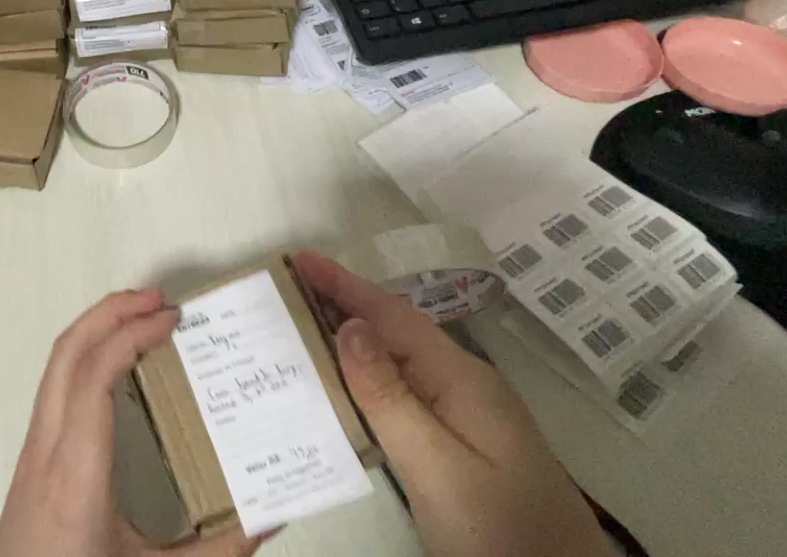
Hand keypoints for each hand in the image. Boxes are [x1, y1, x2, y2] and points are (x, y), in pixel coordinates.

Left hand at [0, 289, 269, 556]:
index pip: (93, 376)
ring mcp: (31, 448)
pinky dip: (87, 354)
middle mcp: (46, 447)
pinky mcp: (31, 455)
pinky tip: (118, 364)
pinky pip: (56, 383)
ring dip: (97, 328)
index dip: (131, 335)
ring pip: (56, 363)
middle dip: (110, 312)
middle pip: (67, 352)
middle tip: (159, 299)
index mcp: (77, 472)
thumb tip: (272, 514)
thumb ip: (218, 552)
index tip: (173, 319)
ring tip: (143, 318)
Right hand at [291, 251, 612, 556]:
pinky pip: (405, 388)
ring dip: (352, 337)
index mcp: (459, 377)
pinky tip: (346, 384)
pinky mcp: (464, 441)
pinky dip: (367, 373)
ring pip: (399, 358)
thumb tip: (349, 325)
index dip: (342, 284)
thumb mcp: (435, 467)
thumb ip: (389, 396)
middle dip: (342, 303)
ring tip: (302, 327)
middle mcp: (464, 383)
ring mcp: (468, 413)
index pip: (390, 314)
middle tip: (287, 291)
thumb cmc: (499, 530)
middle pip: (395, 328)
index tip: (298, 257)